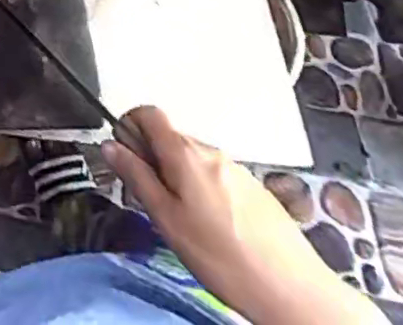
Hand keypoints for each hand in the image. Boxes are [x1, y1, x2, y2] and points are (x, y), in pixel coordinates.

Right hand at [105, 106, 382, 324]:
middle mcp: (210, 150)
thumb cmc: (221, 257)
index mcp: (184, 152)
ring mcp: (235, 168)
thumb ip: (137, 177)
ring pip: (192, 156)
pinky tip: (210, 225)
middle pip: (169, 135)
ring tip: (179, 216)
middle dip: (151, 155)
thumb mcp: (166, 219)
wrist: (293, 291)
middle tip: (148, 195)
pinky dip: (201, 187)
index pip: (147, 112)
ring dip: (176, 173)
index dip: (129, 125)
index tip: (124, 154)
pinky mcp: (253, 187)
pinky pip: (214, 173)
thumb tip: (110, 146)